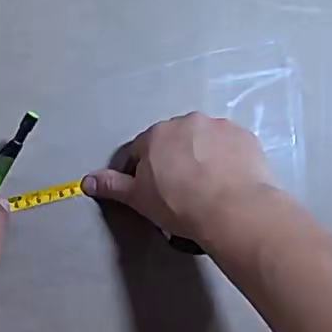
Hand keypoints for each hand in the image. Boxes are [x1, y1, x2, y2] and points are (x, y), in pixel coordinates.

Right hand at [81, 113, 279, 241]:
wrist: (232, 209)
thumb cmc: (179, 205)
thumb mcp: (139, 198)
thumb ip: (113, 186)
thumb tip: (87, 181)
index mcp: (156, 135)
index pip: (139, 152)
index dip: (140, 174)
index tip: (149, 193)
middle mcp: (186, 122)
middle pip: (173, 142)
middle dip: (173, 161)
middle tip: (179, 191)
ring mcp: (218, 126)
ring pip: (203, 141)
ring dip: (201, 157)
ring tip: (207, 186)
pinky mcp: (244, 136)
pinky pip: (229, 147)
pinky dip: (226, 159)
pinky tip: (228, 180)